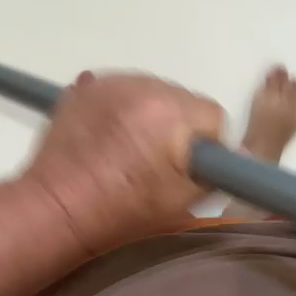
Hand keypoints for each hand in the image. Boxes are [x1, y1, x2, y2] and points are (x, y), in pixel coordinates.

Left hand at [21, 71, 224, 254]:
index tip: (186, 169)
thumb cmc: (122, 212)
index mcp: (170, 112)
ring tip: (128, 151)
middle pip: (183, 100)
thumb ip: (214, 174)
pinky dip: (124, 107)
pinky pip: (122, 90)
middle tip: (155, 164)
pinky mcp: (85, 87)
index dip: (206, 146)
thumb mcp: (182, 201)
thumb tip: (238, 156)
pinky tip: (110, 137)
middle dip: (178, 127)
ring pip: (153, 92)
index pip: (214, 116)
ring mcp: (110, 83)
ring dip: (151, 115)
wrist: (57, 209)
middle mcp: (143, 85)